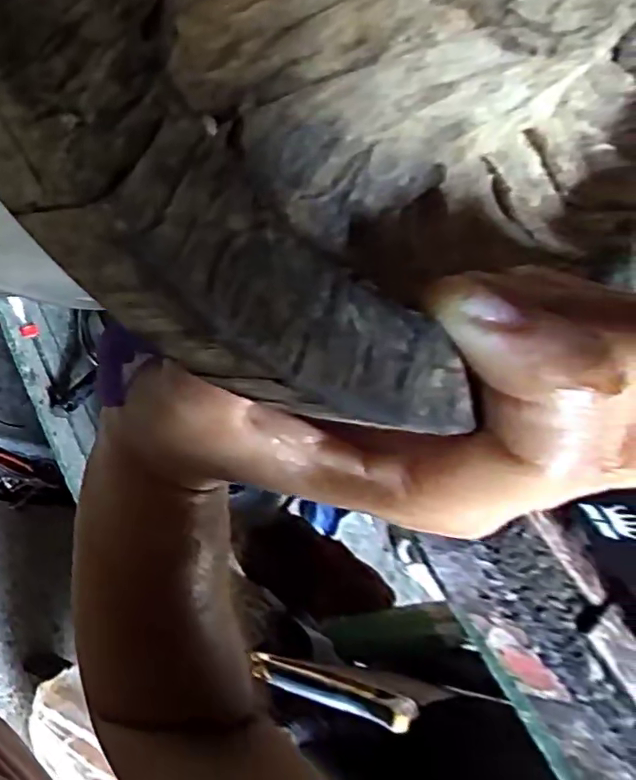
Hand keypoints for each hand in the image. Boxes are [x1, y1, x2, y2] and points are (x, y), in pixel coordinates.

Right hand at [103, 267, 635, 537]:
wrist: (188, 424)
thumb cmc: (188, 417)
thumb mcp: (200, 396)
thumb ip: (261, 363)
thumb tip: (328, 293)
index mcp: (429, 489)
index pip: (550, 450)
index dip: (538, 371)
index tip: (454, 294)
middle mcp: (495, 471)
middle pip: (632, 421)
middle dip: (585, 345)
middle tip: (467, 290)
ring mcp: (507, 429)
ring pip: (632, 384)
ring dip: (574, 319)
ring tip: (461, 291)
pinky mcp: (498, 389)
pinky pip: (595, 348)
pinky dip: (564, 307)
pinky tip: (480, 293)